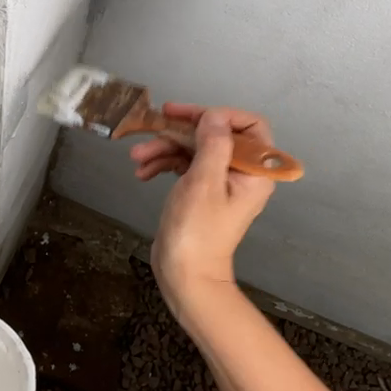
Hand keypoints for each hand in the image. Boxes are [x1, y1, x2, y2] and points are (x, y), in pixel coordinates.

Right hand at [130, 104, 276, 324]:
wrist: (185, 275)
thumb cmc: (197, 230)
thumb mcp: (203, 181)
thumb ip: (213, 144)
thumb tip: (214, 115)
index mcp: (254, 172)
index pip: (250, 127)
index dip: (222, 116)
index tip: (191, 116)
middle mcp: (241, 174)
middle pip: (215, 134)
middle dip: (182, 131)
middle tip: (154, 122)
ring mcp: (220, 183)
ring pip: (195, 148)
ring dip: (165, 148)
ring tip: (137, 157)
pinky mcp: (201, 191)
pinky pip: (185, 165)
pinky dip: (164, 163)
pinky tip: (143, 172)